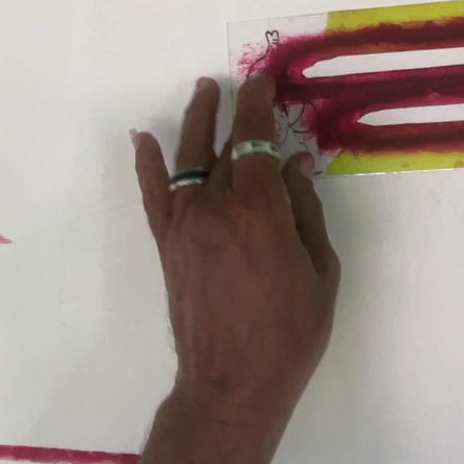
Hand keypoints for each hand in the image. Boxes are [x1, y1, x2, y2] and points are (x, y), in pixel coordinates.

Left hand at [134, 77, 340, 429]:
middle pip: (222, 144)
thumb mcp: (320, 268)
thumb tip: (296, 162)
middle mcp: (214, 206)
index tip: (264, 80)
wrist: (232, 383)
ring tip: (203, 91)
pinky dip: (148, 164)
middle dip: (233, 109)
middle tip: (240, 82)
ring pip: (187, 159)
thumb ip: (306, 208)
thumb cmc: (291, 330)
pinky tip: (144, 139)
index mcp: (259, 209)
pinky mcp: (167, 244)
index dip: (259, 105)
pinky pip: (154, 194)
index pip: (255, 139)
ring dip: (195, 121)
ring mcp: (184, 224)